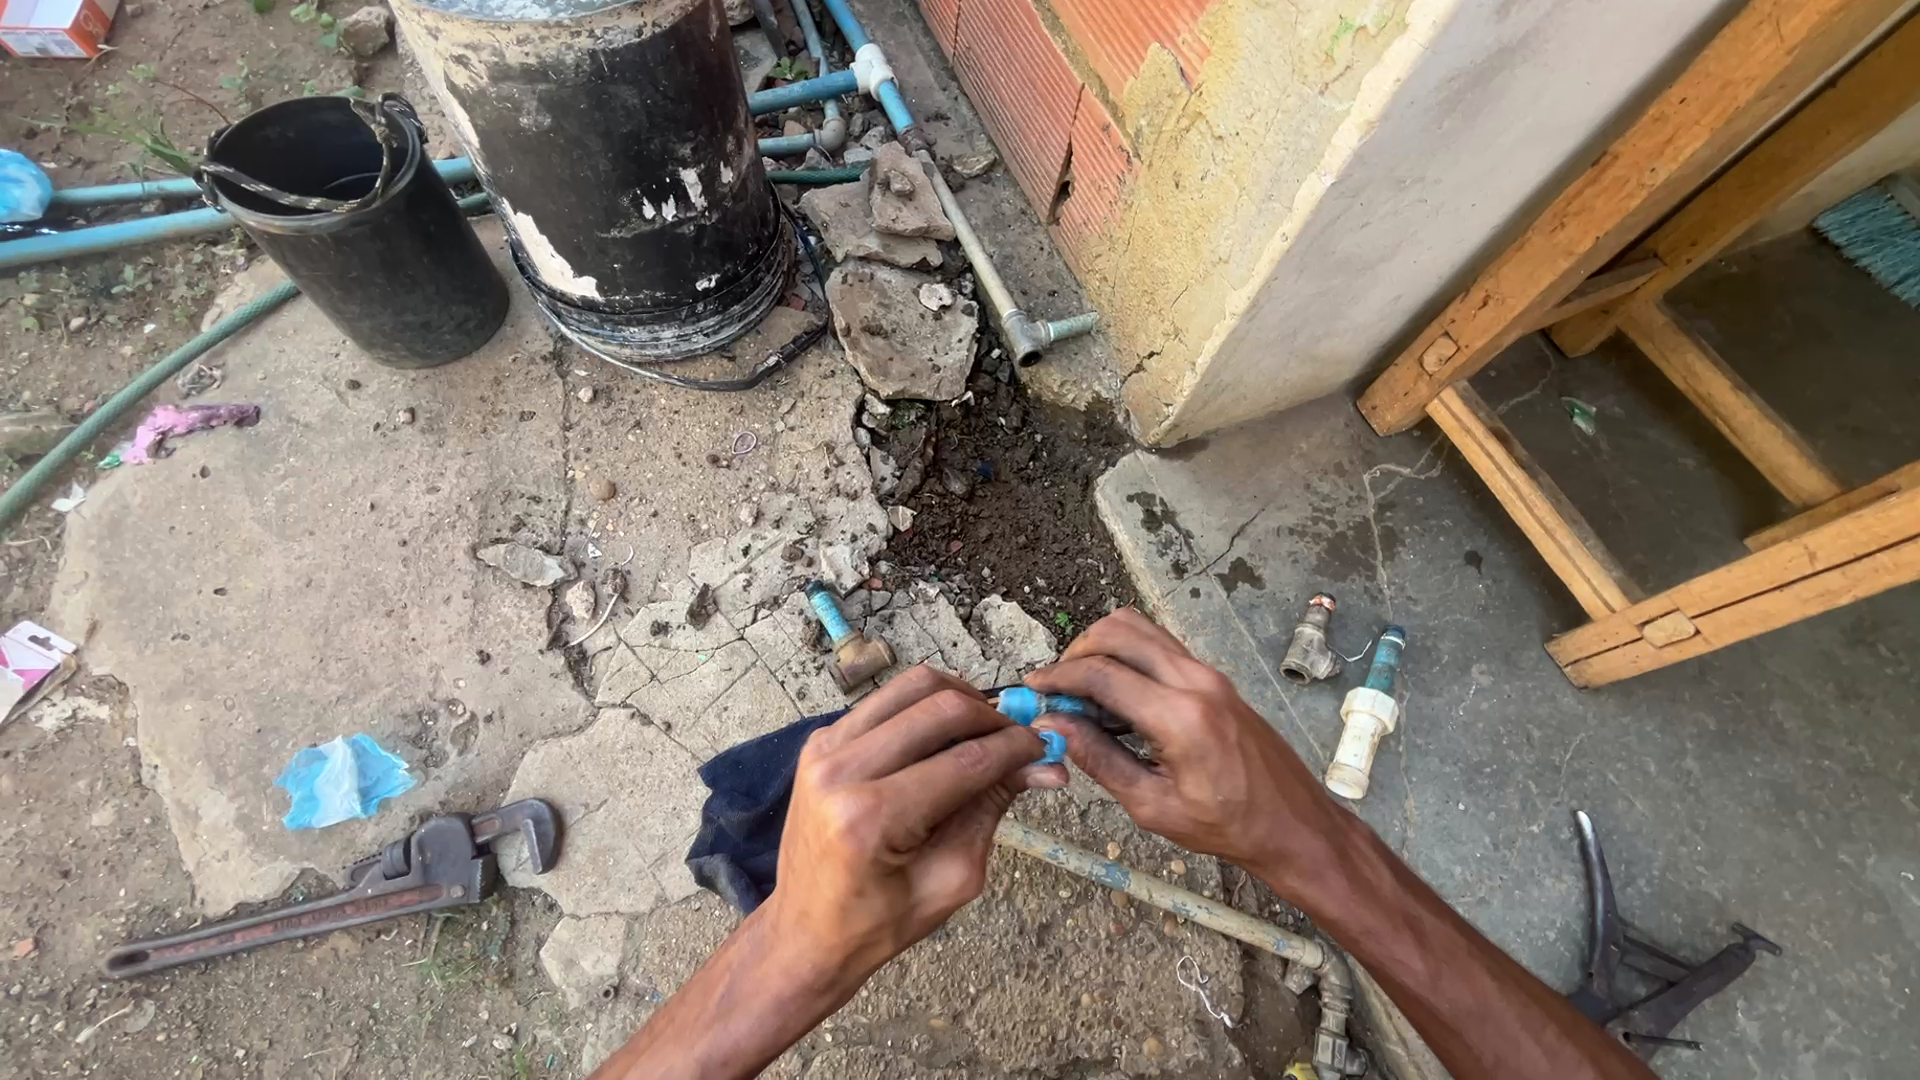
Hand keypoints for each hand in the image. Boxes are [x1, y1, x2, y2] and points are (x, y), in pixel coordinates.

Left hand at [760, 666, 1065, 984]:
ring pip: (911, 686)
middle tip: (1018, 738)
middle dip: (992, 716)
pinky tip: (943, 735)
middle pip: (939, 706)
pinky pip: (885, 700)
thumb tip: (1046, 766)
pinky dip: (923, 707)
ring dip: (959, 699)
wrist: (804, 932)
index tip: (1045, 747)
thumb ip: (993, 809)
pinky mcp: (821, 739)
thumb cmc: (879, 922)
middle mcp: (842, 770)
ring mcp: (825, 748)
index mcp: (872, 818)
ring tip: (984, 729)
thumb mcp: (951, 878)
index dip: (1016, 748)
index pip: (965, 760)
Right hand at [1024, 608, 1348, 888]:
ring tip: (1083, 688)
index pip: (1102, 673)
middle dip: (1076, 652)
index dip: (1058, 676)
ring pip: (1138, 627)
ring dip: (1101, 646)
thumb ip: (1098, 758)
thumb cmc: (1227, 826)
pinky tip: (1116, 693)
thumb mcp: (1152, 806)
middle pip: (1118, 630)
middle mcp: (1195, 679)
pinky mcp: (1212, 675)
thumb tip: (1052, 724)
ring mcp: (1207, 672)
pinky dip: (1126, 653)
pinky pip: (1157, 643)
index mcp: (1181, 717)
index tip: (1032, 689)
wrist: (1296, 824)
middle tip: (1058, 688)